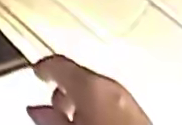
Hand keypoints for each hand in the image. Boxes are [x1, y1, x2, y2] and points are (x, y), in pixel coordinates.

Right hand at [27, 56, 152, 124]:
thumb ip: (50, 115)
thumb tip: (36, 109)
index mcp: (91, 82)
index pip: (59, 62)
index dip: (44, 66)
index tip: (37, 69)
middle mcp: (112, 86)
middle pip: (81, 77)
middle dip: (65, 88)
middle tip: (53, 101)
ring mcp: (131, 101)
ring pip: (99, 91)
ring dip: (85, 101)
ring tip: (74, 117)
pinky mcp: (144, 115)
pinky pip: (115, 104)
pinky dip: (102, 109)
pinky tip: (97, 122)